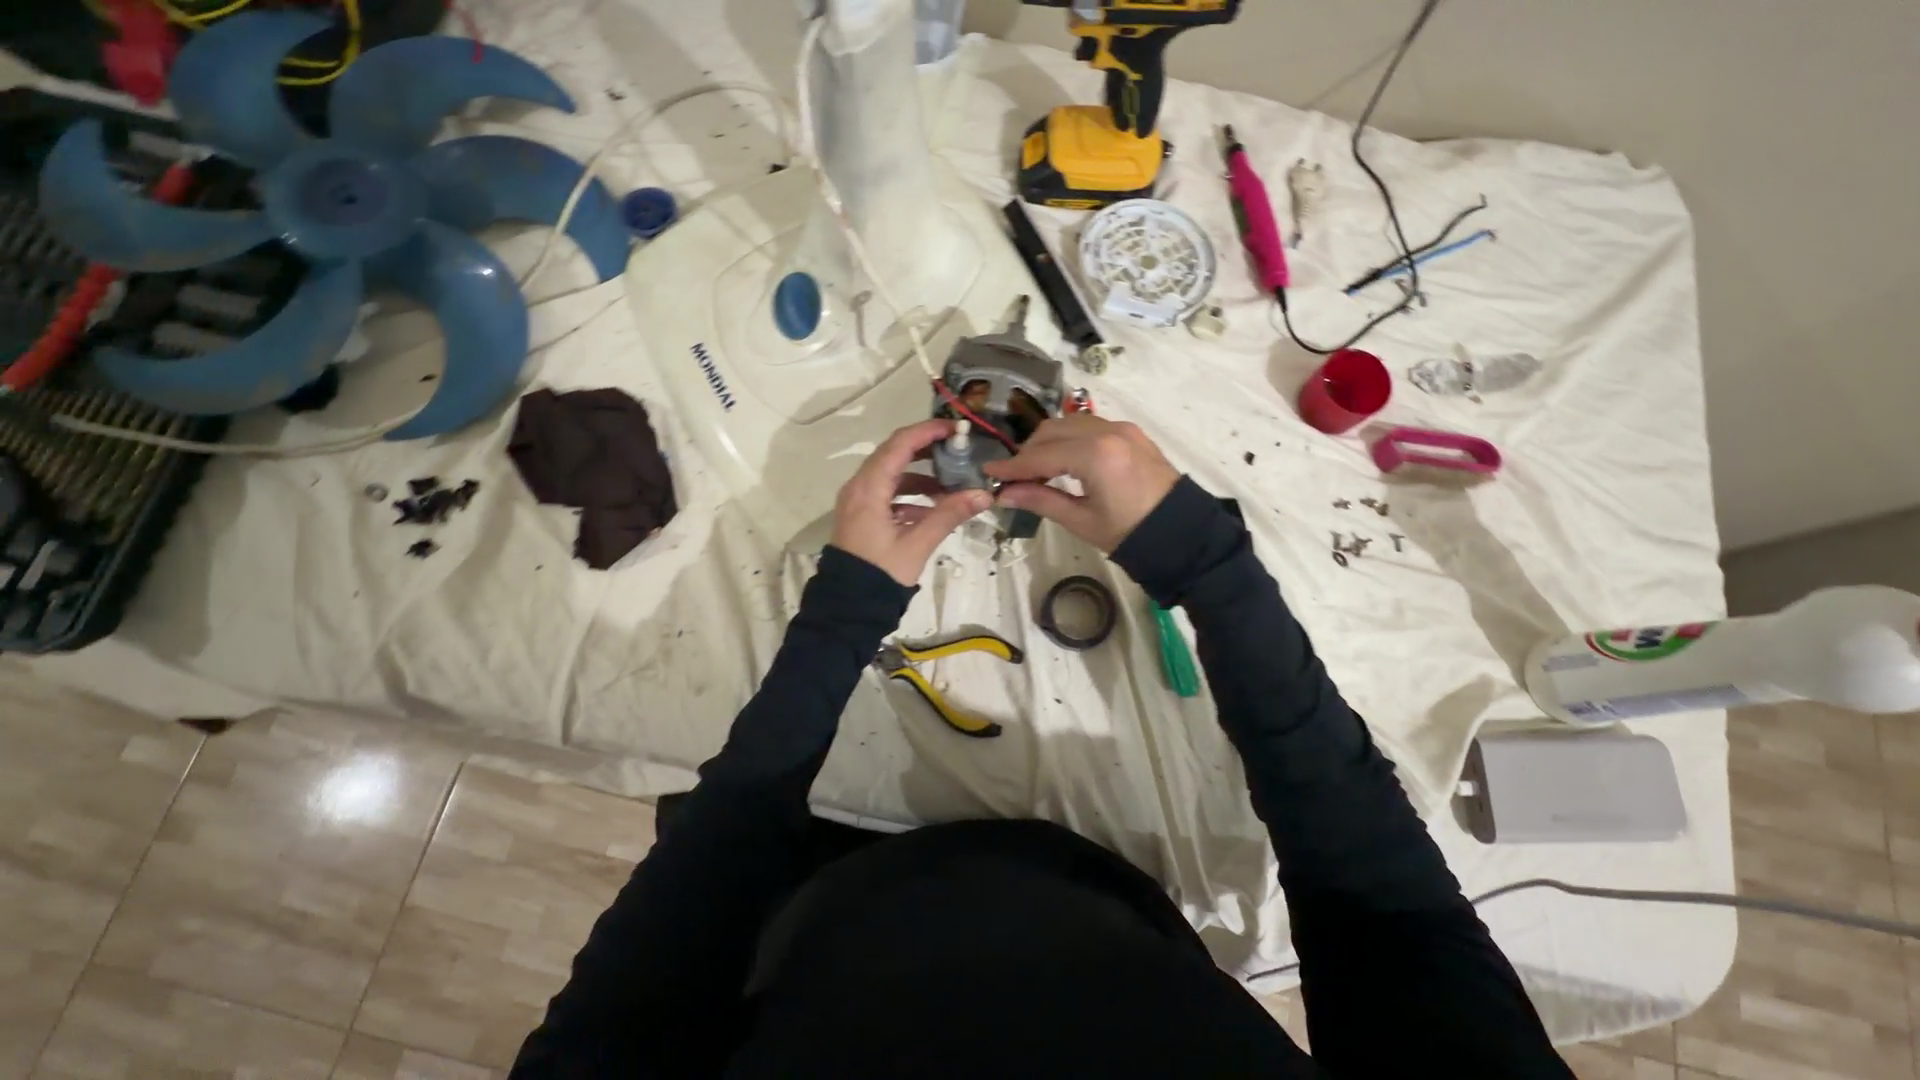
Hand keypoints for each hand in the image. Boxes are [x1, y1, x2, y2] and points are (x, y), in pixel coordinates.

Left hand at [832, 420, 993, 585]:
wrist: (848, 606)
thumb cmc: (881, 572)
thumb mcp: (917, 544)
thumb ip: (948, 515)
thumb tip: (984, 494)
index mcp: (869, 488)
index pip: (900, 445)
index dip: (928, 432)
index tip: (956, 429)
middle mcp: (859, 487)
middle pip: (894, 454)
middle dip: (927, 449)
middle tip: (958, 449)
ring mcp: (857, 501)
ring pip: (891, 474)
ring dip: (920, 474)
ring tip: (951, 482)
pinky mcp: (861, 515)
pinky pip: (886, 492)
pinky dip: (910, 493)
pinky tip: (933, 507)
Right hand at [983, 416, 1179, 552]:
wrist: (1182, 532)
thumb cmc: (1131, 532)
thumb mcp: (1082, 521)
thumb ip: (1042, 500)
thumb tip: (1004, 493)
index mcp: (1095, 455)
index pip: (1041, 455)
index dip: (1012, 465)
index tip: (989, 472)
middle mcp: (1107, 431)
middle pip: (1052, 431)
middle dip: (1028, 451)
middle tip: (1013, 477)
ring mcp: (1121, 428)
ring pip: (1069, 423)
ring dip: (1048, 442)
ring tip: (1036, 470)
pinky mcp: (1131, 432)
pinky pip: (1089, 426)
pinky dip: (1069, 438)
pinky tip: (1062, 461)